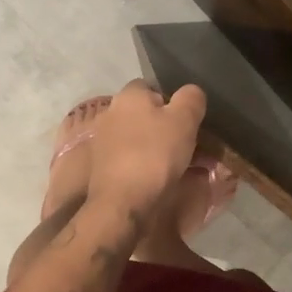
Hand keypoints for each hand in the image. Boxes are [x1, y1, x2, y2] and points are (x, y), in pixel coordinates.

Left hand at [84, 80, 206, 215]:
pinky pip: (128, 159)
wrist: (122, 204)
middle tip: (186, 143)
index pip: (152, 87)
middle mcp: (110, 113)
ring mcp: (102, 142)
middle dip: (163, 126)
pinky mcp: (100, 168)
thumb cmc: (155, 155)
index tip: (187, 120)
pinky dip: (142, 165)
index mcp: (128, 96)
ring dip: (153, 147)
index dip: (172, 101)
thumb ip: (191, 98)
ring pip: (136, 138)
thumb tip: (191, 92)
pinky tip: (157, 179)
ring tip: (176, 165)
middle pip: (144, 114)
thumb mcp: (184, 120)